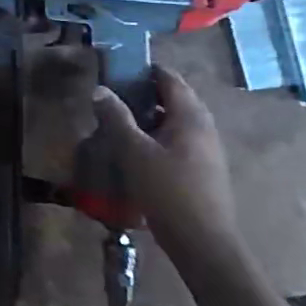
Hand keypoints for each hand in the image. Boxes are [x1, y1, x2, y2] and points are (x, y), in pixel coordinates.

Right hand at [91, 67, 240, 250]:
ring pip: (175, 121)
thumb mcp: (134, 150)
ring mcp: (205, 151)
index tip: (119, 66)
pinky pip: (176, 139)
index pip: (171, 80)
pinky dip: (155, 133)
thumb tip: (100, 89)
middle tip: (113, 92)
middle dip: (146, 92)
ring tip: (118, 117)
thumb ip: (116, 117)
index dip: (147, 69)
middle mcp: (204, 129)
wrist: (201, 240)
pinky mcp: (200, 168)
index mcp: (192, 119)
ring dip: (149, 114)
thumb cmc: (167, 189)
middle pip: (176, 99)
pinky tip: (134, 146)